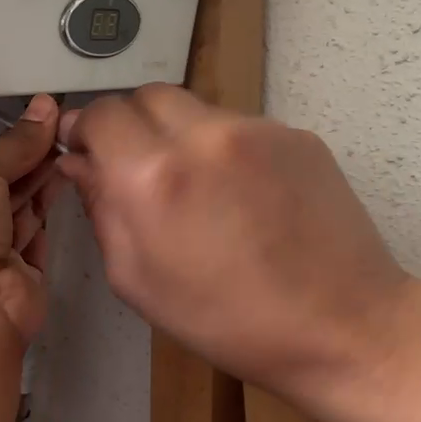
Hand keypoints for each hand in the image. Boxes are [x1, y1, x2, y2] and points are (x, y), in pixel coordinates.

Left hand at [0, 94, 63, 341]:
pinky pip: (33, 242)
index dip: (6, 146)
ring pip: (18, 213)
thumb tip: (44, 104)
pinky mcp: (16, 279)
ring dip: (41, 186)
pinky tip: (68, 192)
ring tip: (74, 154)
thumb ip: (13, 143)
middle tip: (66, 135)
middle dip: (28, 164)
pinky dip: (47, 220)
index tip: (42, 124)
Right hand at [59, 84, 420, 413]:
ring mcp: (256, 130)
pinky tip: (238, 195)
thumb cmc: (224, 320)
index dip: (83, 130)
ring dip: (175, 134)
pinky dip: (221, 148)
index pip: (99, 114)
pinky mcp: (297, 135)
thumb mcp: (135, 279)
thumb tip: (79, 165)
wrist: (342, 326)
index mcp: (152, 177)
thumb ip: (100, 210)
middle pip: (144, 95)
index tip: (85, 152)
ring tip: (193, 187)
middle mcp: (202, 137)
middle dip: (127, 123)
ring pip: (192, 107)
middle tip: (133, 166)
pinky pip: (237, 125)